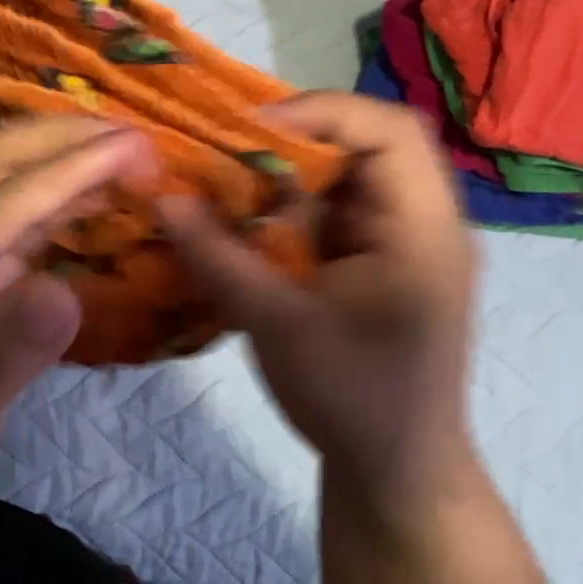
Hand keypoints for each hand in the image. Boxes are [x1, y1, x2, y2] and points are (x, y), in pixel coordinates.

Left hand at [0, 117, 159, 497]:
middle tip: (141, 140)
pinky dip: (54, 181)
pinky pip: (7, 195)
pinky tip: (97, 193)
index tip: (136, 145)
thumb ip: (0, 358)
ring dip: (59, 149)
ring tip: (130, 152)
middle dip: (65, 137)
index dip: (70, 170)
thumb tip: (64, 292)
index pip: (5, 200)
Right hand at [160, 91, 478, 507]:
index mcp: (421, 230)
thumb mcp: (276, 324)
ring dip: (282, 168)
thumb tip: (161, 195)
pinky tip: (244, 217)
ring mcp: (398, 239)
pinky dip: (285, 198)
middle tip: (224, 148)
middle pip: (364, 140)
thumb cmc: (352, 397)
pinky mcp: (374, 257)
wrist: (397, 471)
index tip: (247, 131)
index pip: (388, 130)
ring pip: (342, 170)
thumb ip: (218, 255)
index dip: (318, 112)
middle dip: (289, 136)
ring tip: (225, 179)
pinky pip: (330, 204)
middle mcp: (420, 221)